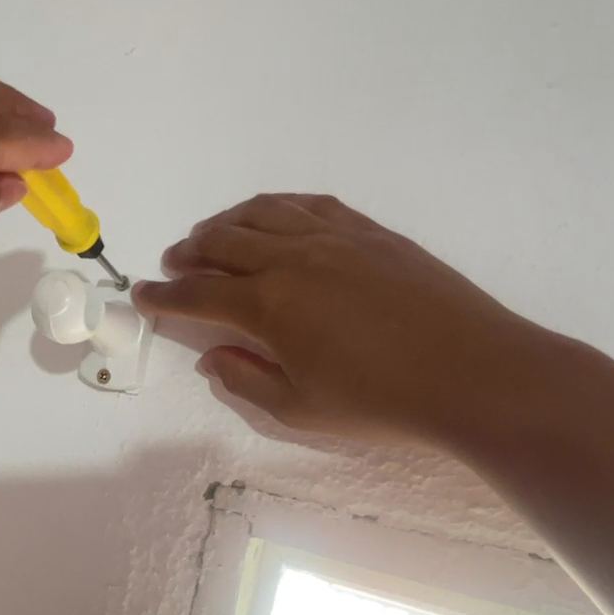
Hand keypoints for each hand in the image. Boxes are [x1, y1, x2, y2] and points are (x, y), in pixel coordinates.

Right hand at [133, 193, 561, 451]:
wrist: (472, 373)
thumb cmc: (379, 403)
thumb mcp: (299, 409)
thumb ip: (245, 380)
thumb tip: (211, 356)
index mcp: (269, 306)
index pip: (198, 294)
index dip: (163, 297)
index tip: (141, 296)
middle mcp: (293, 258)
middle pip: (223, 242)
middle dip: (189, 253)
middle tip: (172, 264)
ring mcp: (335, 237)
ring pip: (263, 214)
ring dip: (226, 223)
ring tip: (210, 235)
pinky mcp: (370, 232)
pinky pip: (309, 205)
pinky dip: (276, 207)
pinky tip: (271, 216)